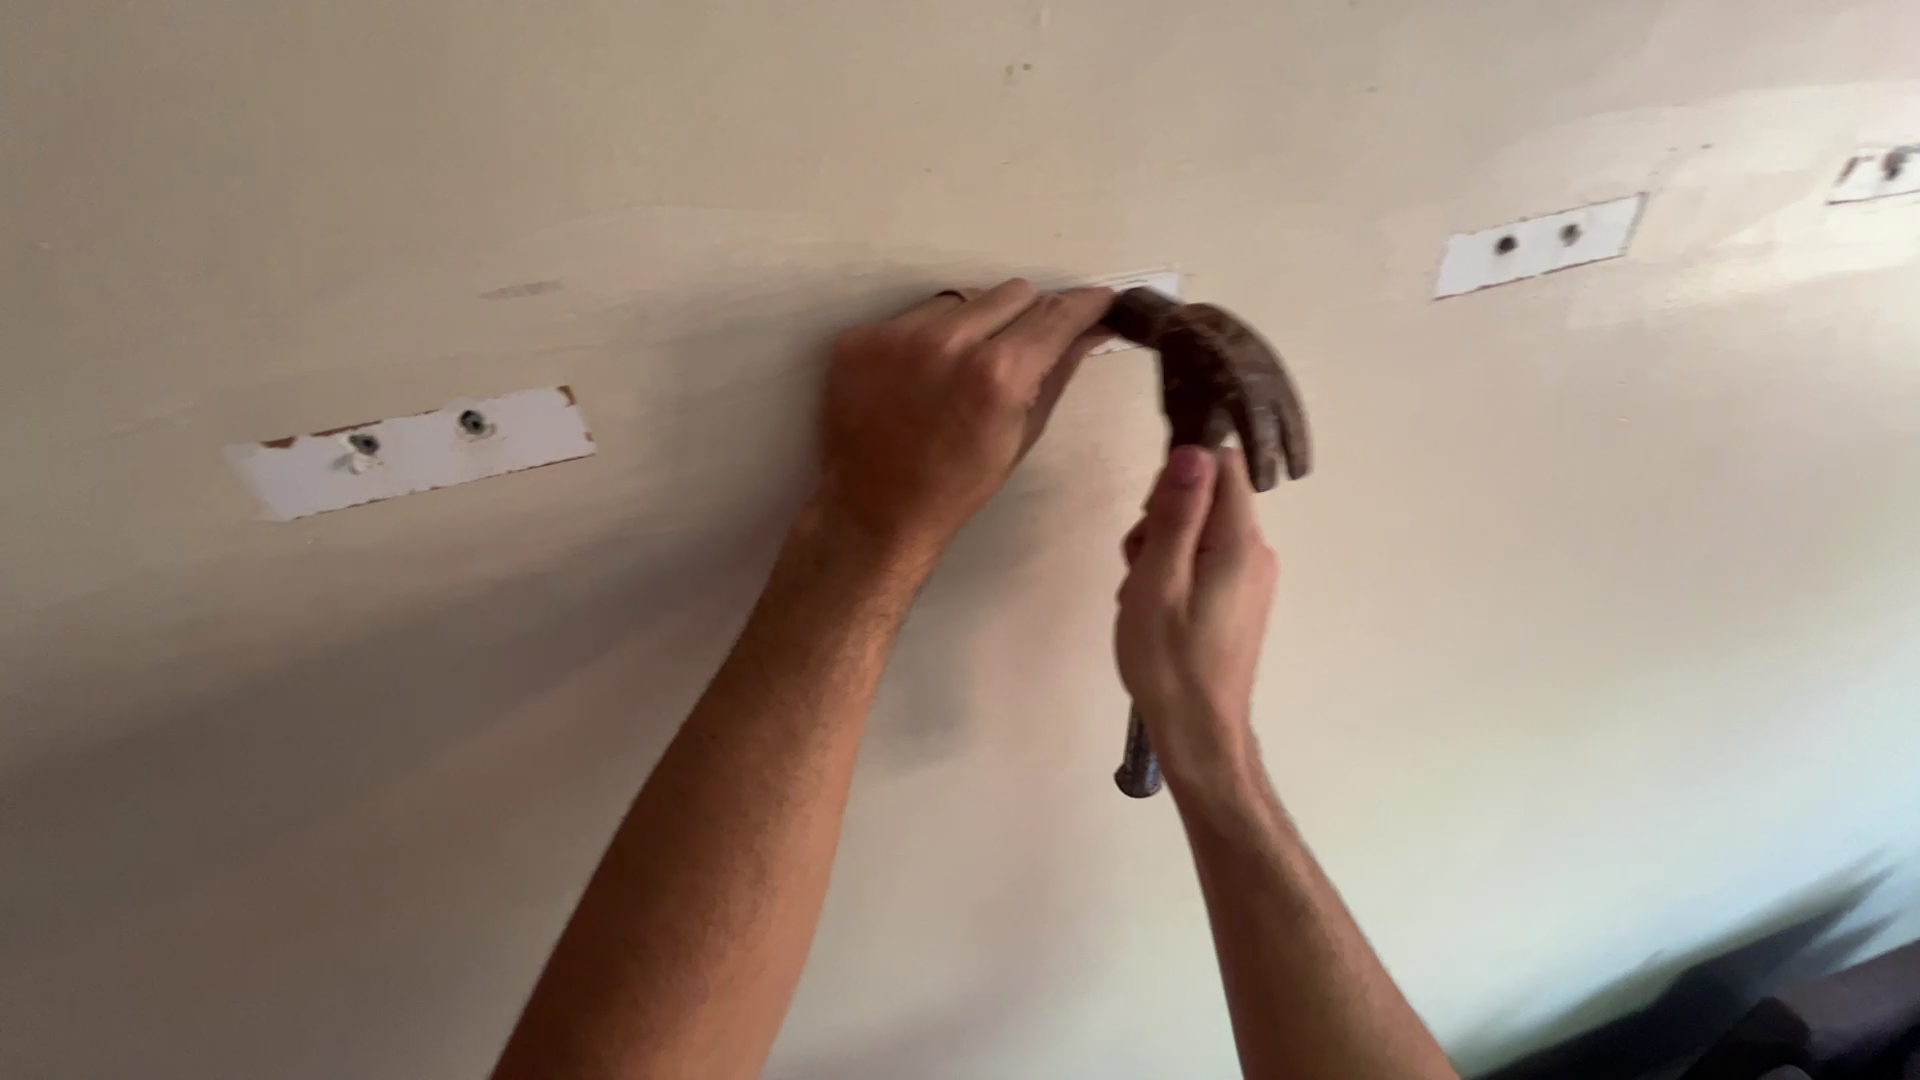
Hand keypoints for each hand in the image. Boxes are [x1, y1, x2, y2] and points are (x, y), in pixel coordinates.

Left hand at [815, 279, 1113, 555]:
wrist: (873, 512)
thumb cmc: (957, 487)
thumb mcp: (1020, 436)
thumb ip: (1058, 372)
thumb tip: (1094, 329)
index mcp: (997, 375)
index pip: (1056, 314)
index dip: (1084, 304)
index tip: (1097, 301)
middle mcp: (947, 342)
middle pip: (1012, 293)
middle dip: (1027, 316)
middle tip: (1019, 350)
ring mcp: (896, 336)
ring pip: (960, 299)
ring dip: (973, 324)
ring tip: (958, 368)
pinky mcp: (859, 339)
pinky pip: (911, 316)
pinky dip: (924, 337)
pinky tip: (917, 377)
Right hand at [1115, 446, 1278, 789]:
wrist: (1198, 730)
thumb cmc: (1169, 657)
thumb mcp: (1159, 579)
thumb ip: (1177, 514)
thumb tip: (1194, 450)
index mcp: (1240, 541)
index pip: (1223, 466)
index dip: (1179, 477)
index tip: (1150, 519)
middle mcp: (1256, 552)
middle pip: (1208, 500)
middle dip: (1162, 521)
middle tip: (1138, 568)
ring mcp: (1251, 578)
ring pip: (1200, 533)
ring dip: (1162, 551)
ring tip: (1142, 595)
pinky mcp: (1241, 599)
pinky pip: (1205, 562)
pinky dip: (1174, 574)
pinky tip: (1155, 608)